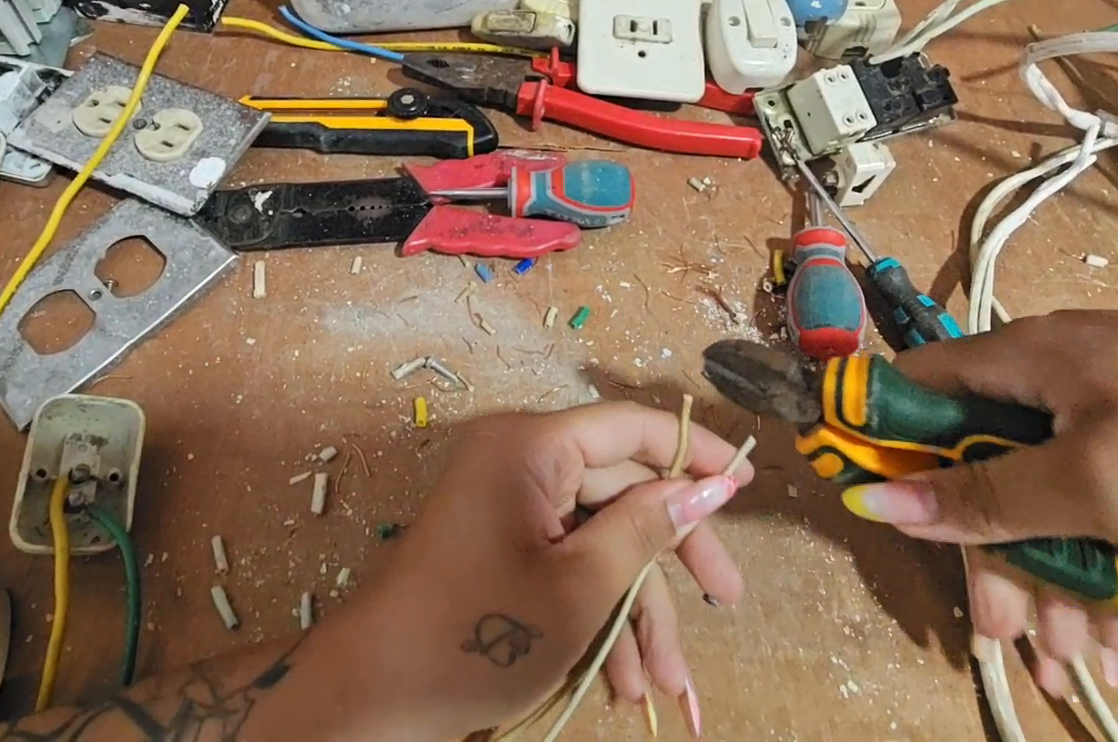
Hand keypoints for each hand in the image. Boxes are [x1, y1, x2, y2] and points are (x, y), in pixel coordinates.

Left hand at [334, 403, 752, 738]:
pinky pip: (564, 555)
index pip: (629, 425)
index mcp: (532, 445)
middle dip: (671, 554)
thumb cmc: (479, 632)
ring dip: (635, 604)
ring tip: (667, 682)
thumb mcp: (581, 586)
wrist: (373, 692)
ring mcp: (508, 499)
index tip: (745, 482)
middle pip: (619, 488)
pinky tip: (621, 678)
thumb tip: (710, 485)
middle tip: (727, 598)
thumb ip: (649, 526)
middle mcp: (520, 458)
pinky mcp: (501, 537)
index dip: (692, 449)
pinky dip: (595, 608)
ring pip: (596, 535)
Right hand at [838, 312, 1117, 695]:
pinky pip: (1105, 499)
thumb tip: (875, 501)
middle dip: (987, 548)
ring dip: (1053, 572)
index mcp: (1021, 360)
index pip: (910, 389)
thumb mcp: (1104, 484)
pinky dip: (1108, 560)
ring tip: (1077, 657)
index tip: (875, 513)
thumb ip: (986, 496)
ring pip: (1046, 490)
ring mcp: (1109, 411)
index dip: (880, 443)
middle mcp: (1051, 378)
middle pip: (980, 458)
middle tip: (1003, 634)